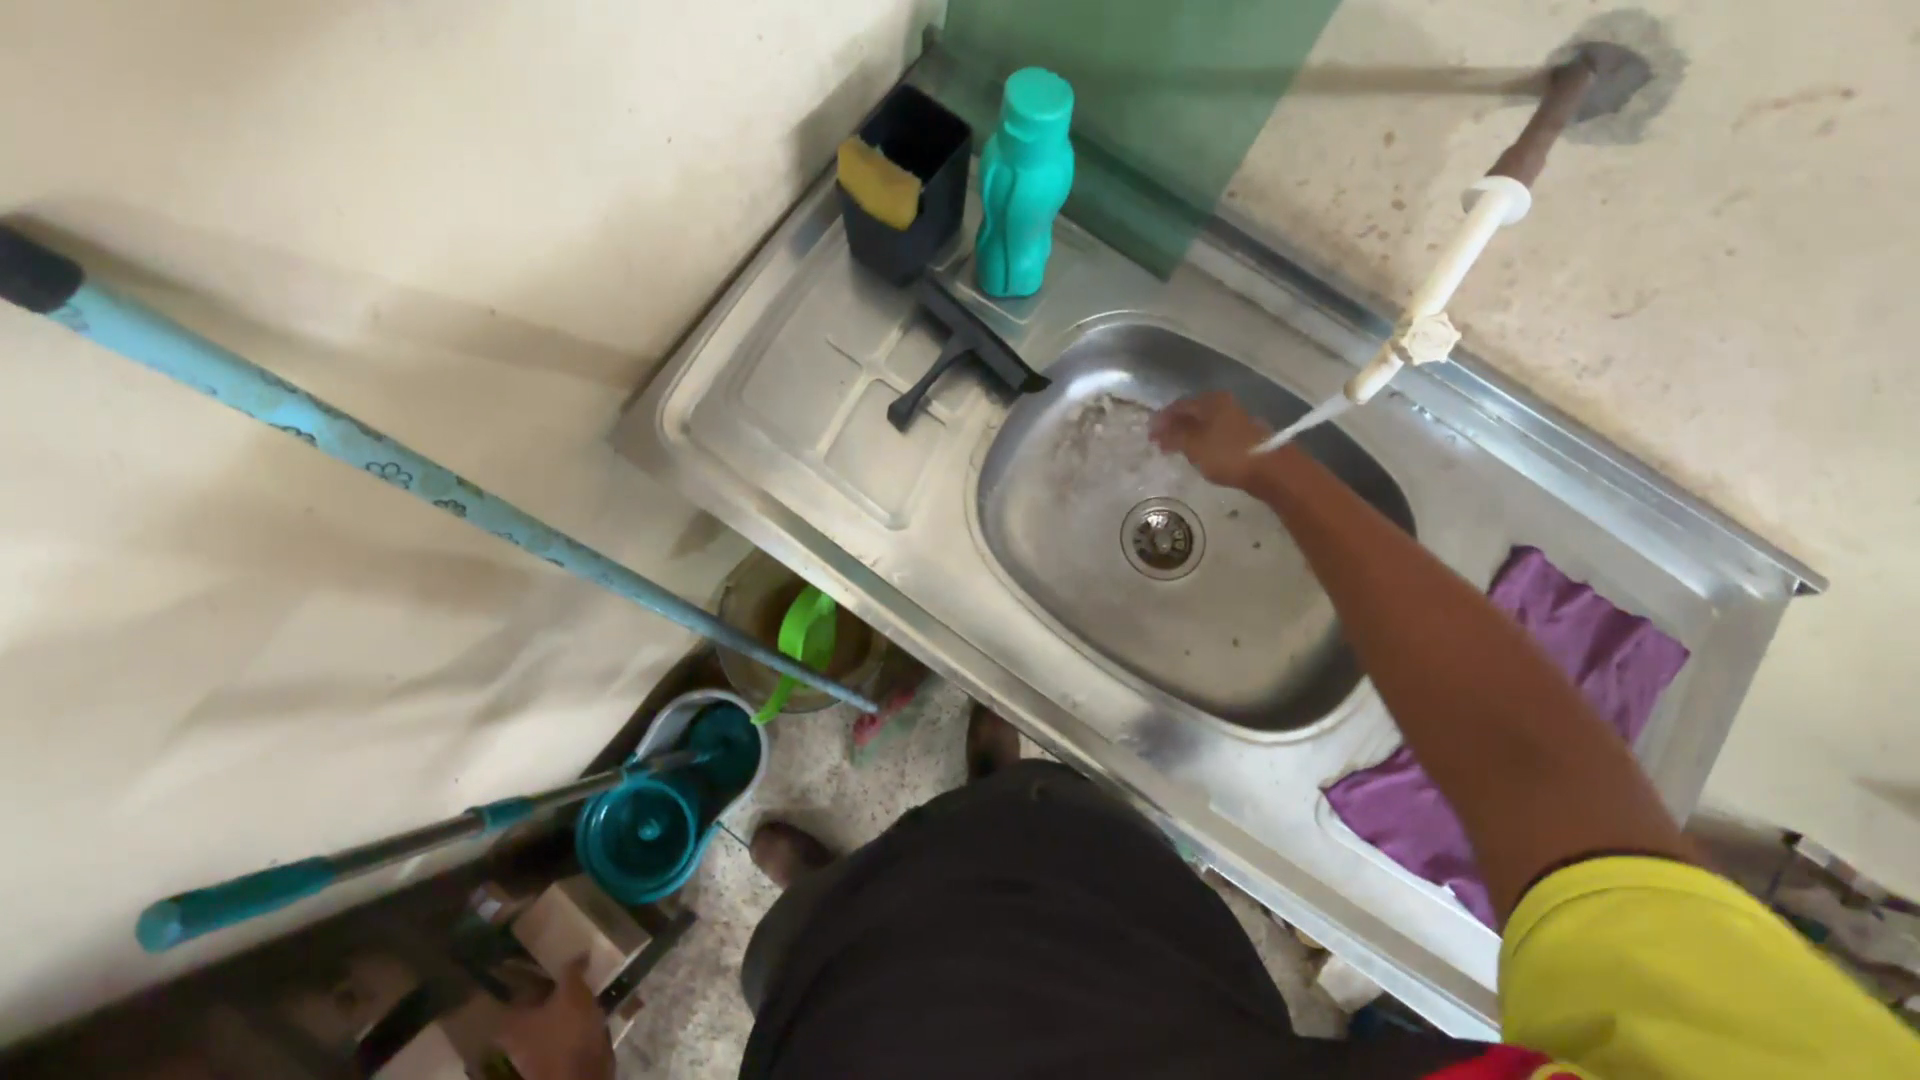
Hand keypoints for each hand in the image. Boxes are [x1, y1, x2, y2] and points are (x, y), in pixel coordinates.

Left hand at [495, 958, 614, 1079]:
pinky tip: (596, 1003)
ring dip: (571, 999)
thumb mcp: (573, 992)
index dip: (535, 967)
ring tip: (591, 980)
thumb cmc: (567, 1034)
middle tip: (577, 964)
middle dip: (557, 983)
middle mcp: (517, 1035)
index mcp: (511, 1020)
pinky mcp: (556, 1055)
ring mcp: (536, 1048)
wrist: (582, 1078)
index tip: (552, 953)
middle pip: (537, 999)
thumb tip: (579, 951)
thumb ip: (572, 969)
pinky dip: (579, 1017)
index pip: (518, 984)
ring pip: (554, 1013)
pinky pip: (567, 1028)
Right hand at [1149, 391, 1274, 490]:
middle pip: (1192, 412)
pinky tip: (1197, 452)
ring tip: (1175, 450)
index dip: (1161, 419)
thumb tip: (1158, 427)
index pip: (1178, 405)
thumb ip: (1173, 435)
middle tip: (1159, 443)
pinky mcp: (1244, 434)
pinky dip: (1201, 440)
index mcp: (1210, 401)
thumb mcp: (1193, 445)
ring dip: (1187, 434)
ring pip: (1204, 423)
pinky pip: (1214, 432)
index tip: (1149, 435)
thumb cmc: (1227, 454)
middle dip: (1174, 426)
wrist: (1271, 469)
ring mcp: (1236, 418)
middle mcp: (1223, 403)